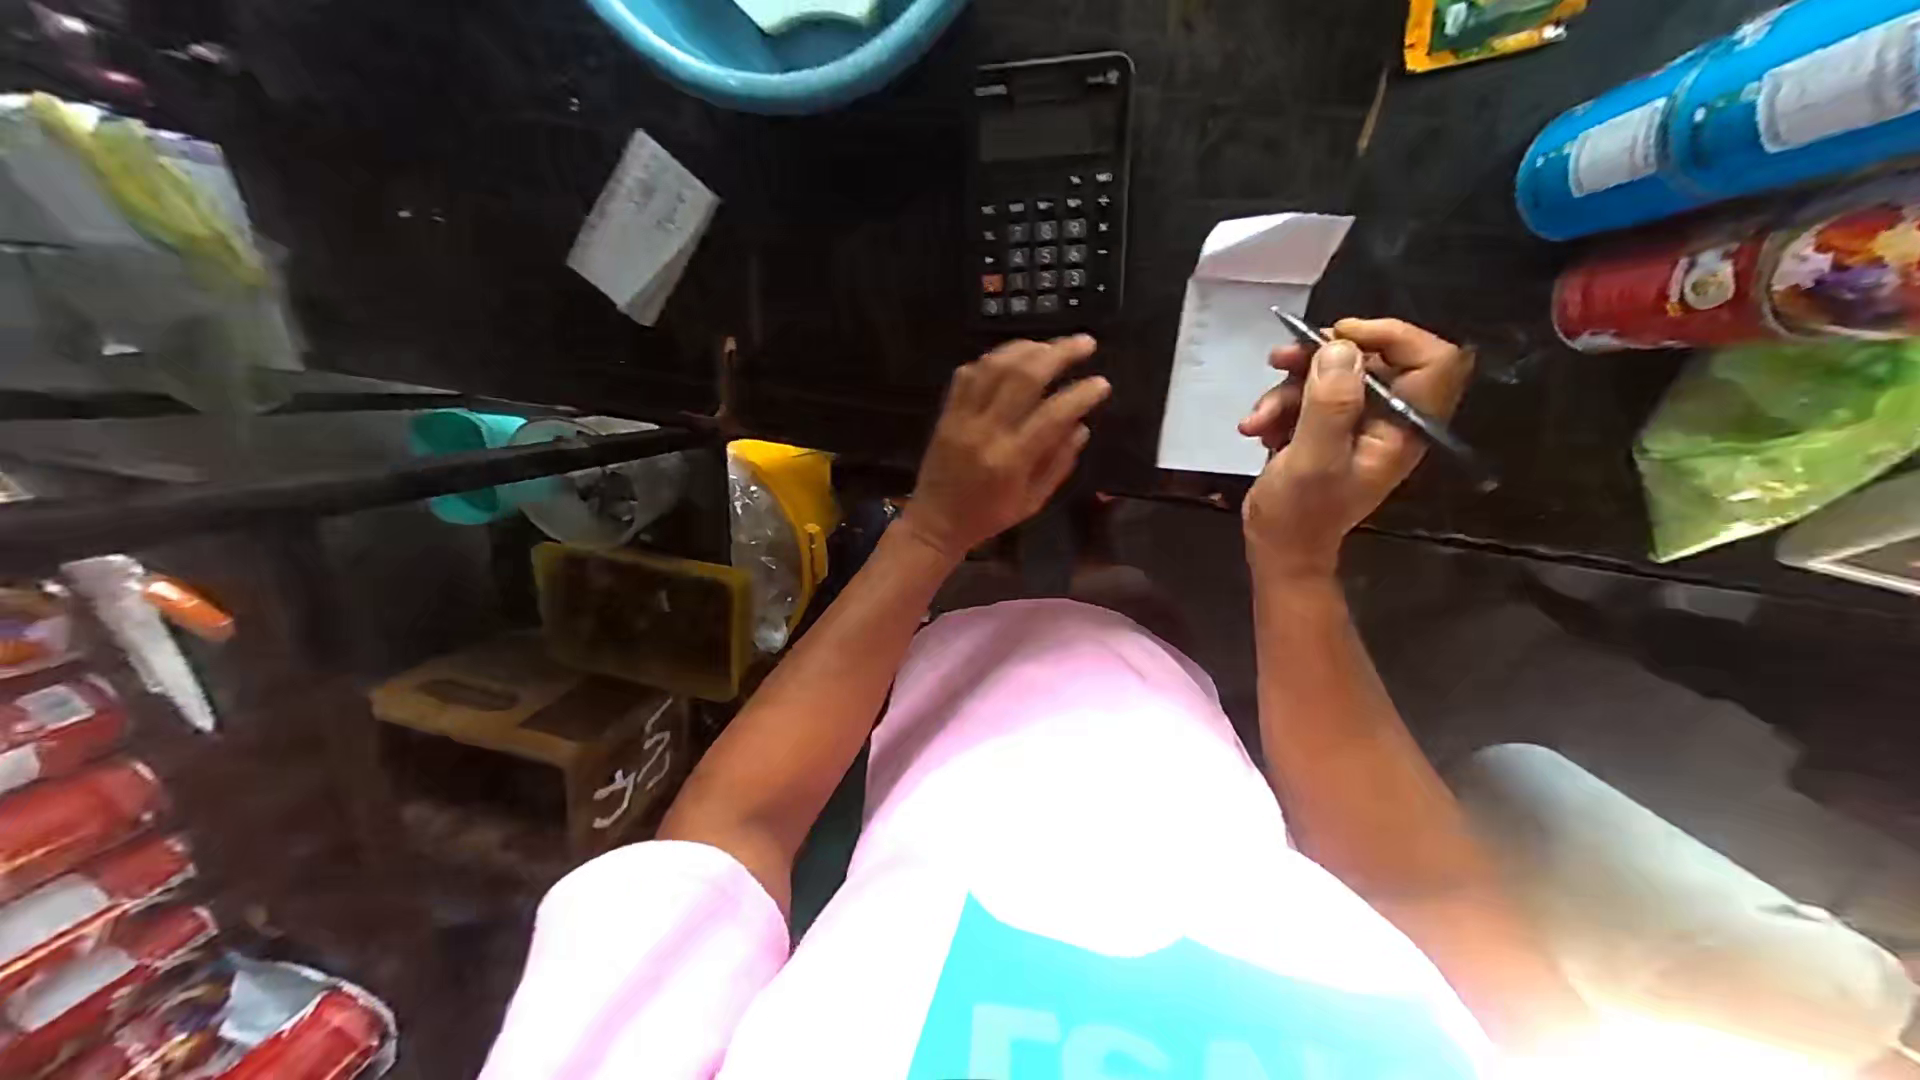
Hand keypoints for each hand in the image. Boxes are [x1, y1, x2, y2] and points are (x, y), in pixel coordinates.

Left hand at [901, 335, 1110, 561]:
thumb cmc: (989, 517)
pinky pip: (967, 374)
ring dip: (1026, 348)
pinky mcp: (946, 413)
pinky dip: (992, 360)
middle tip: (1084, 343)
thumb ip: (1059, 463)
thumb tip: (1081, 426)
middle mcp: (986, 432)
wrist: (935, 522)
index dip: (1082, 393)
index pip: (1053, 414)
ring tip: (1050, 346)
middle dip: (1059, 353)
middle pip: (1024, 376)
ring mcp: (962, 418)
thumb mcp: (1033, 501)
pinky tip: (1011, 359)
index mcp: (1012, 460)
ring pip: (994, 366)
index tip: (1102, 383)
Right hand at [1238, 318, 1471, 579]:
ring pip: (1330, 378)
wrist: (1278, 548)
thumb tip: (1340, 347)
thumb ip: (1330, 404)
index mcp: (1403, 427)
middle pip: (1371, 361)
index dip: (1391, 336)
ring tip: (1257, 419)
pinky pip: (1307, 398)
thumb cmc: (1299, 512)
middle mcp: (1386, 420)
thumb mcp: (1314, 459)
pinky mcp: (1324, 430)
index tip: (1339, 337)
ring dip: (1286, 390)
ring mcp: (1354, 425)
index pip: (1431, 359)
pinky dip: (1278, 408)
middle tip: (1280, 360)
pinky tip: (1256, 429)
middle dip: (1319, 360)